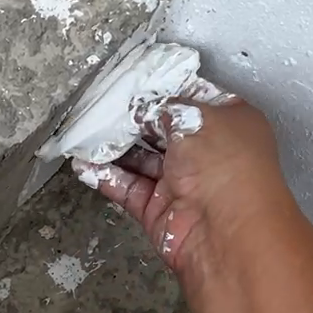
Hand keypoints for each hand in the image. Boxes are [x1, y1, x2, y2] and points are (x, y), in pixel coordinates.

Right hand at [73, 96, 297, 312]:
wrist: (223, 231)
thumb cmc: (225, 166)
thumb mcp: (197, 118)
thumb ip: (166, 107)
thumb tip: (145, 108)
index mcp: (228, 121)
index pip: (190, 97)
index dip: (162, 88)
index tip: (132, 80)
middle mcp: (205, 151)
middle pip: (160, 129)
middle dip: (132, 119)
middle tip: (101, 106)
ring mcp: (180, 182)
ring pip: (140, 160)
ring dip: (113, 148)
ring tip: (85, 134)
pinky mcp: (157, 209)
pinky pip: (127, 189)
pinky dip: (105, 178)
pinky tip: (84, 166)